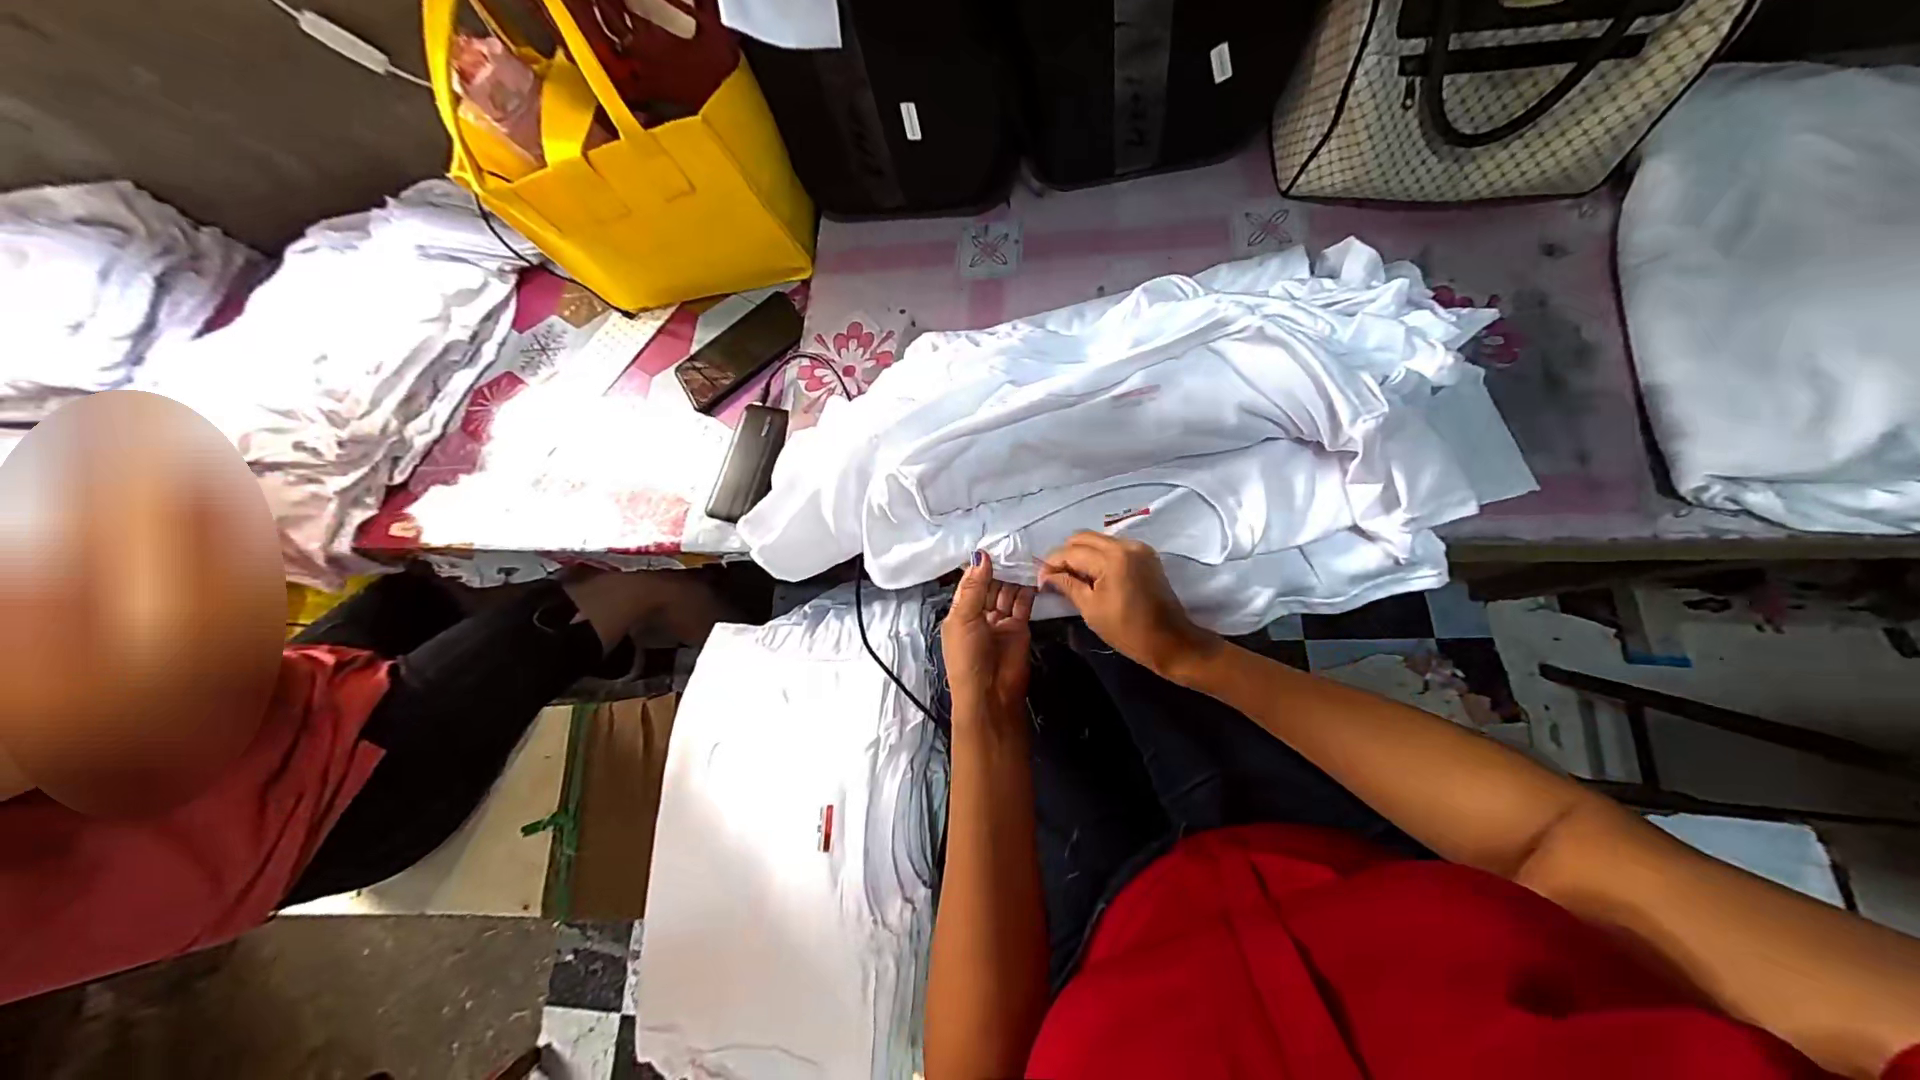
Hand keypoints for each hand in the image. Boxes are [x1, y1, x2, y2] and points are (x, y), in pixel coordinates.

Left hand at [941, 552, 1034, 723]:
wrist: (991, 694)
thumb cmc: (967, 657)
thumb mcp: (963, 619)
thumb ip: (974, 587)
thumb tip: (981, 556)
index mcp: (959, 613)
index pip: (969, 583)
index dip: (978, 566)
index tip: (990, 544)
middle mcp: (979, 615)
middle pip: (989, 585)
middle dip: (998, 568)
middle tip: (1011, 546)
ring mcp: (1000, 621)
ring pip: (1007, 592)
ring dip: (1013, 576)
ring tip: (1023, 555)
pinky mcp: (1019, 627)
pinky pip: (1023, 603)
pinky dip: (1027, 590)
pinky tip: (1032, 573)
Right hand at [1037, 532, 1218, 681]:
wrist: (1170, 641)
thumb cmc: (1127, 630)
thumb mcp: (1091, 609)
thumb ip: (1068, 585)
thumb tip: (1048, 576)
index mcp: (1112, 559)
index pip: (1071, 551)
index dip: (1051, 564)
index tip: (1041, 581)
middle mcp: (1126, 545)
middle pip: (1083, 538)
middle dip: (1065, 555)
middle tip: (1055, 577)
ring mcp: (1139, 548)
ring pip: (1098, 540)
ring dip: (1082, 554)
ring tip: (1072, 578)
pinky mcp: (1146, 556)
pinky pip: (1114, 547)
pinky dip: (1099, 556)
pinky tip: (1093, 576)